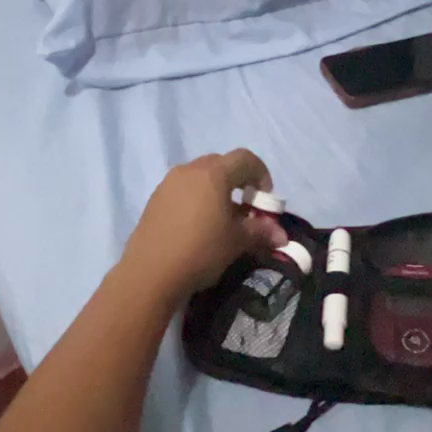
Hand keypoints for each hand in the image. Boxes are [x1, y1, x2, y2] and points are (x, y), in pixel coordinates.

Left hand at [119, 150, 289, 300]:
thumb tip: (281, 235)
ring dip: (216, 190)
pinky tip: (197, 225)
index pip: (245, 158)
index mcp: (213, 173)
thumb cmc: (201, 250)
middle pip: (221, 164)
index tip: (265, 200)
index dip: (261, 175)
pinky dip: (196, 198)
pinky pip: (183, 189)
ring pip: (199, 176)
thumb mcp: (237, 241)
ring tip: (221, 218)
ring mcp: (168, 183)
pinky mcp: (154, 199)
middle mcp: (189, 170)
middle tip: (245, 208)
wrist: (150, 272)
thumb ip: (261, 231)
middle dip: (238, 181)